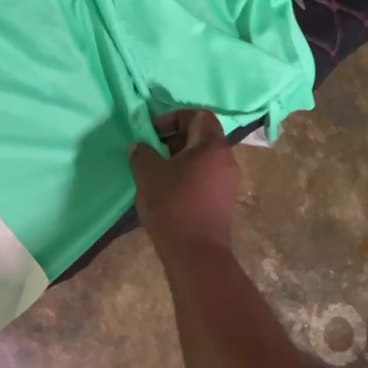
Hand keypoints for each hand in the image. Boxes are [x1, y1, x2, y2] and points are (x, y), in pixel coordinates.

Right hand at [128, 111, 238, 255]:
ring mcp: (228, 181)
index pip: (199, 115)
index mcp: (212, 146)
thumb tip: (139, 146)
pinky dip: (186, 175)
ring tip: (155, 173)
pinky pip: (204, 176)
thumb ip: (141, 153)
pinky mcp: (223, 200)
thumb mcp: (148, 174)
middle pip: (200, 136)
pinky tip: (167, 190)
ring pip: (202, 158)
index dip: (174, 118)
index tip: (152, 133)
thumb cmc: (172, 204)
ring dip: (178, 159)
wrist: (195, 251)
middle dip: (173, 140)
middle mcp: (226, 159)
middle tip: (149, 152)